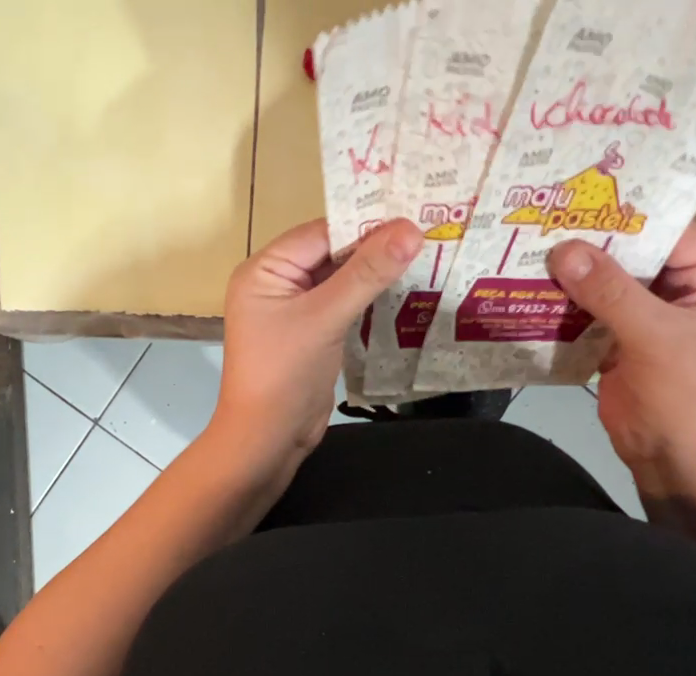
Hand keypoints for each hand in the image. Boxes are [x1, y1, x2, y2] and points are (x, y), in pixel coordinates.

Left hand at [212, 218, 423, 462]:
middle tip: (430, 232)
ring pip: (341, 281)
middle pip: (332, 253)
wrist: (267, 440)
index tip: (416, 215)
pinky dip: (370, 301)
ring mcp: (294, 312)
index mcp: (265, 270)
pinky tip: (407, 292)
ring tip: (428, 257)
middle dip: (376, 247)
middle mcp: (276, 285)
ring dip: (377, 275)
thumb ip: (367, 273)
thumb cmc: (285, 374)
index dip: (367, 223)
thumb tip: (411, 229)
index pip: (322, 232)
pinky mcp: (312, 337)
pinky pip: (343, 307)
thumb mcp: (325, 318)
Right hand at [546, 225, 695, 493]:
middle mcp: (680, 294)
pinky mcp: (617, 348)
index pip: (670, 232)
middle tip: (540, 222)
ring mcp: (646, 322)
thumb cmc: (687, 396)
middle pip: (631, 258)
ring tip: (524, 253)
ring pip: (604, 288)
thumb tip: (564, 250)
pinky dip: (562, 311)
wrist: (677, 462)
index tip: (579, 199)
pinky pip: (587, 319)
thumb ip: (610, 292)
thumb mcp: (655, 337)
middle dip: (590, 246)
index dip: (628, 216)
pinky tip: (528, 296)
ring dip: (570, 279)